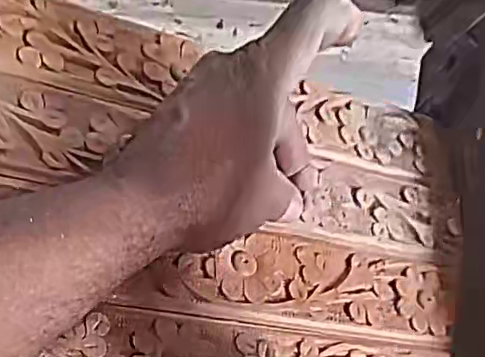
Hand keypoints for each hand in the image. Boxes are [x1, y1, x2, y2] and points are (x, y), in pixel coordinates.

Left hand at [105, 0, 360, 252]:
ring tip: (263, 200)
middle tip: (294, 191)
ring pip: (243, 115)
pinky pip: (213, 130)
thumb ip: (284, 193)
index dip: (336, 21)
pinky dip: (228, 156)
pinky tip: (229, 192)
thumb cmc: (204, 194)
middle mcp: (227, 72)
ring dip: (259, 154)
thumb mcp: (264, 200)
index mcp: (264, 74)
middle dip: (289, 146)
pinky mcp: (169, 121)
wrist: (136, 207)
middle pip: (275, 95)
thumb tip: (286, 199)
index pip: (311, 23)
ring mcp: (194, 94)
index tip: (348, 26)